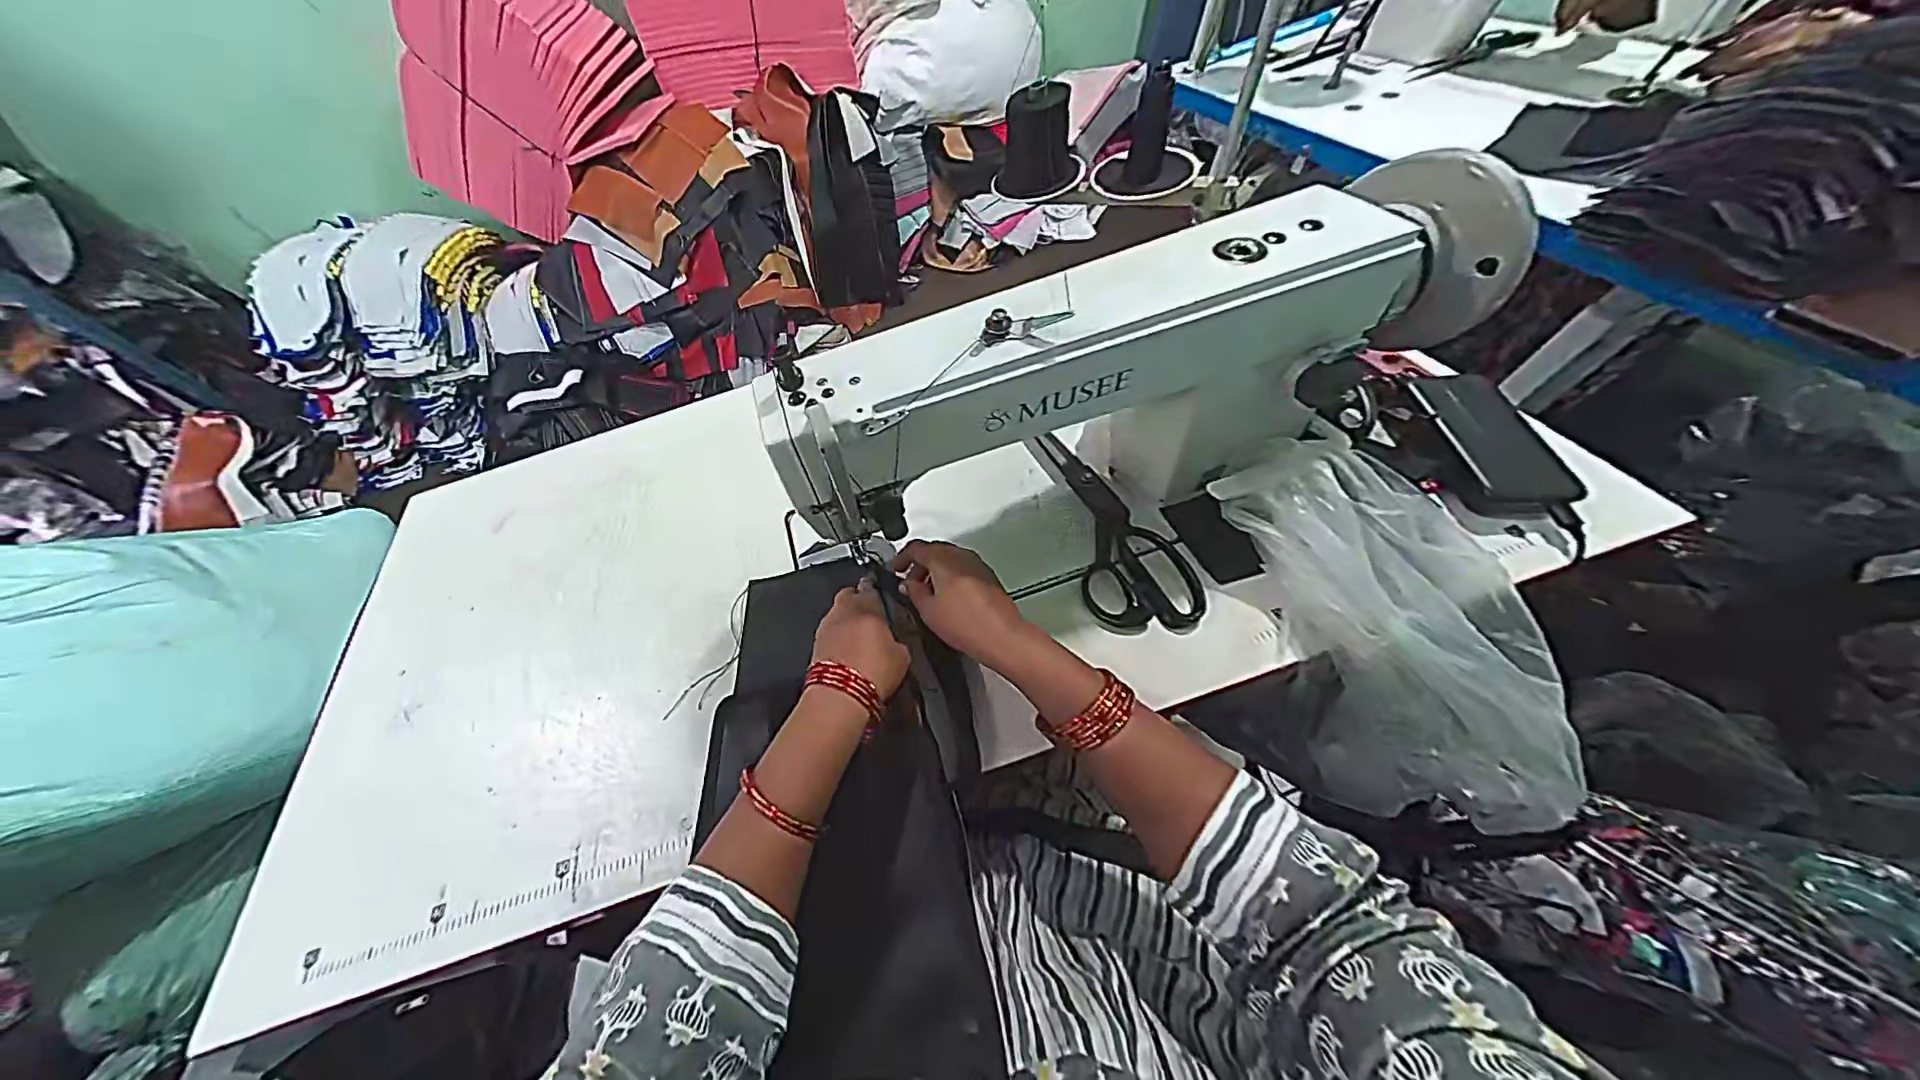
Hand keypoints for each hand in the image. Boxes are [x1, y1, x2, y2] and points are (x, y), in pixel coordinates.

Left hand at [812, 580, 910, 701]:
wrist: (839, 695)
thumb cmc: (873, 672)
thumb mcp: (902, 656)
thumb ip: (896, 640)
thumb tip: (892, 641)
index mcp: (867, 607)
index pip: (870, 588)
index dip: (874, 591)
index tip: (878, 595)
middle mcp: (843, 611)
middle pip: (847, 595)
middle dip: (856, 599)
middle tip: (867, 612)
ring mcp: (826, 627)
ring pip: (836, 613)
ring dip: (845, 619)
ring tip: (857, 634)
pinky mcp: (815, 644)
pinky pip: (828, 632)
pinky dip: (837, 635)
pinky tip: (846, 649)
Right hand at [891, 540, 1033, 670]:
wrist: (1002, 637)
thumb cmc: (970, 625)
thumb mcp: (928, 611)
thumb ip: (914, 591)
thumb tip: (909, 584)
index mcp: (944, 559)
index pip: (916, 548)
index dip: (901, 558)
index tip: (895, 568)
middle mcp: (962, 556)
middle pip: (934, 550)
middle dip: (918, 564)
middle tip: (908, 581)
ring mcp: (977, 564)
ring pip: (949, 558)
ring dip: (935, 571)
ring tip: (927, 593)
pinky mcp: (987, 576)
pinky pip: (963, 568)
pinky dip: (950, 576)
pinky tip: (947, 597)